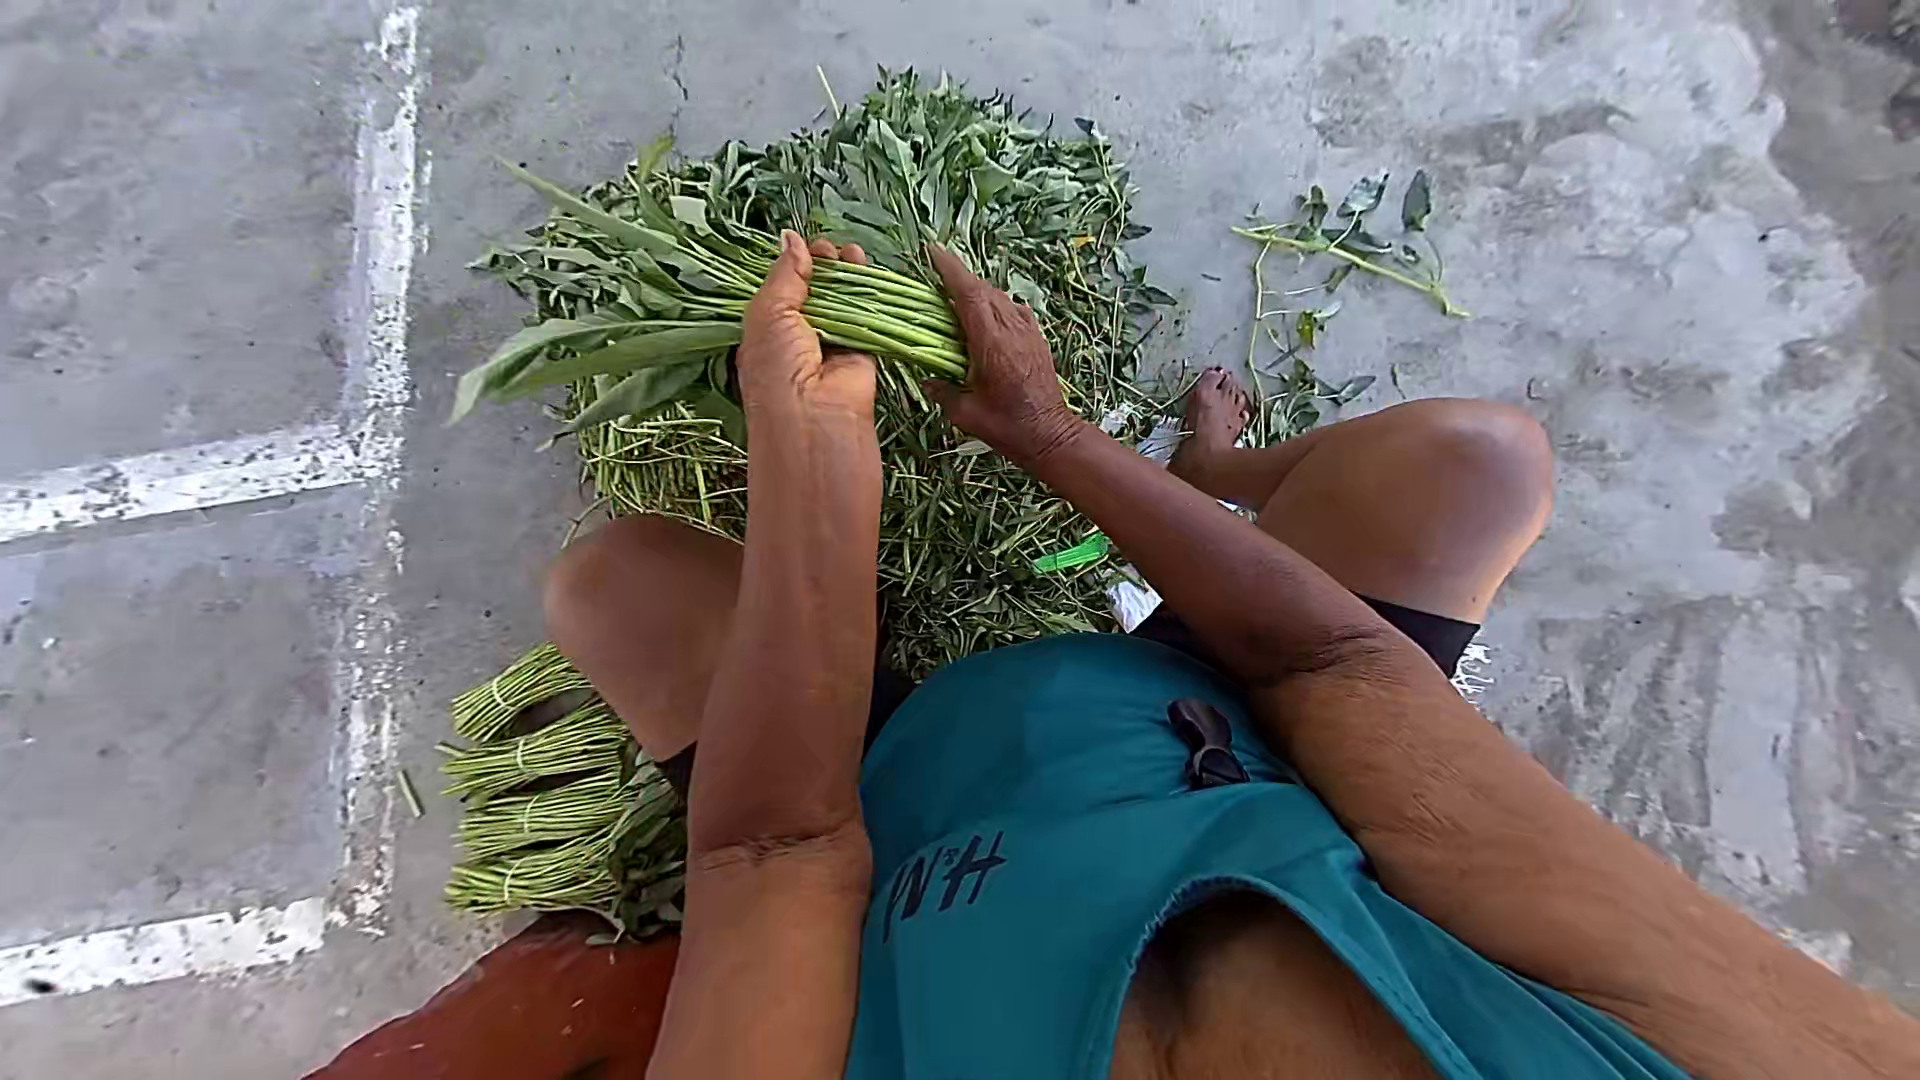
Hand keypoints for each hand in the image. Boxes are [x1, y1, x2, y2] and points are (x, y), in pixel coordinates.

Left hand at [739, 230, 877, 431]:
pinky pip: (867, 323)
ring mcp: (833, 350)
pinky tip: (872, 276)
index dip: (795, 268)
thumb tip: (791, 239)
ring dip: (849, 280)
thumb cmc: (778, 369)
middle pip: (816, 297)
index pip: (784, 292)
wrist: (814, 421)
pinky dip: (871, 301)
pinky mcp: (863, 358)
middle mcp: (800, 341)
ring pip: (843, 307)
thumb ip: (784, 276)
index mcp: (769, 333)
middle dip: (824, 270)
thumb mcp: (768, 314)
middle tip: (832, 249)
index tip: (808, 246)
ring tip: (854, 254)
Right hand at [924, 245, 1086, 467]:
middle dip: (958, 279)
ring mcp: (1028, 332)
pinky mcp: (1037, 338)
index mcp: (992, 343)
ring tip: (956, 298)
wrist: (1049, 435)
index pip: (968, 294)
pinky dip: (995, 305)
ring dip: (977, 292)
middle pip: (983, 290)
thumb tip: (926, 380)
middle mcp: (1012, 329)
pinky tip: (986, 316)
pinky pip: (1013, 310)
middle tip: (935, 277)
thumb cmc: (1006, 427)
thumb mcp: (965, 414)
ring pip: (999, 297)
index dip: (949, 269)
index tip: (931, 251)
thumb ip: (942, 392)